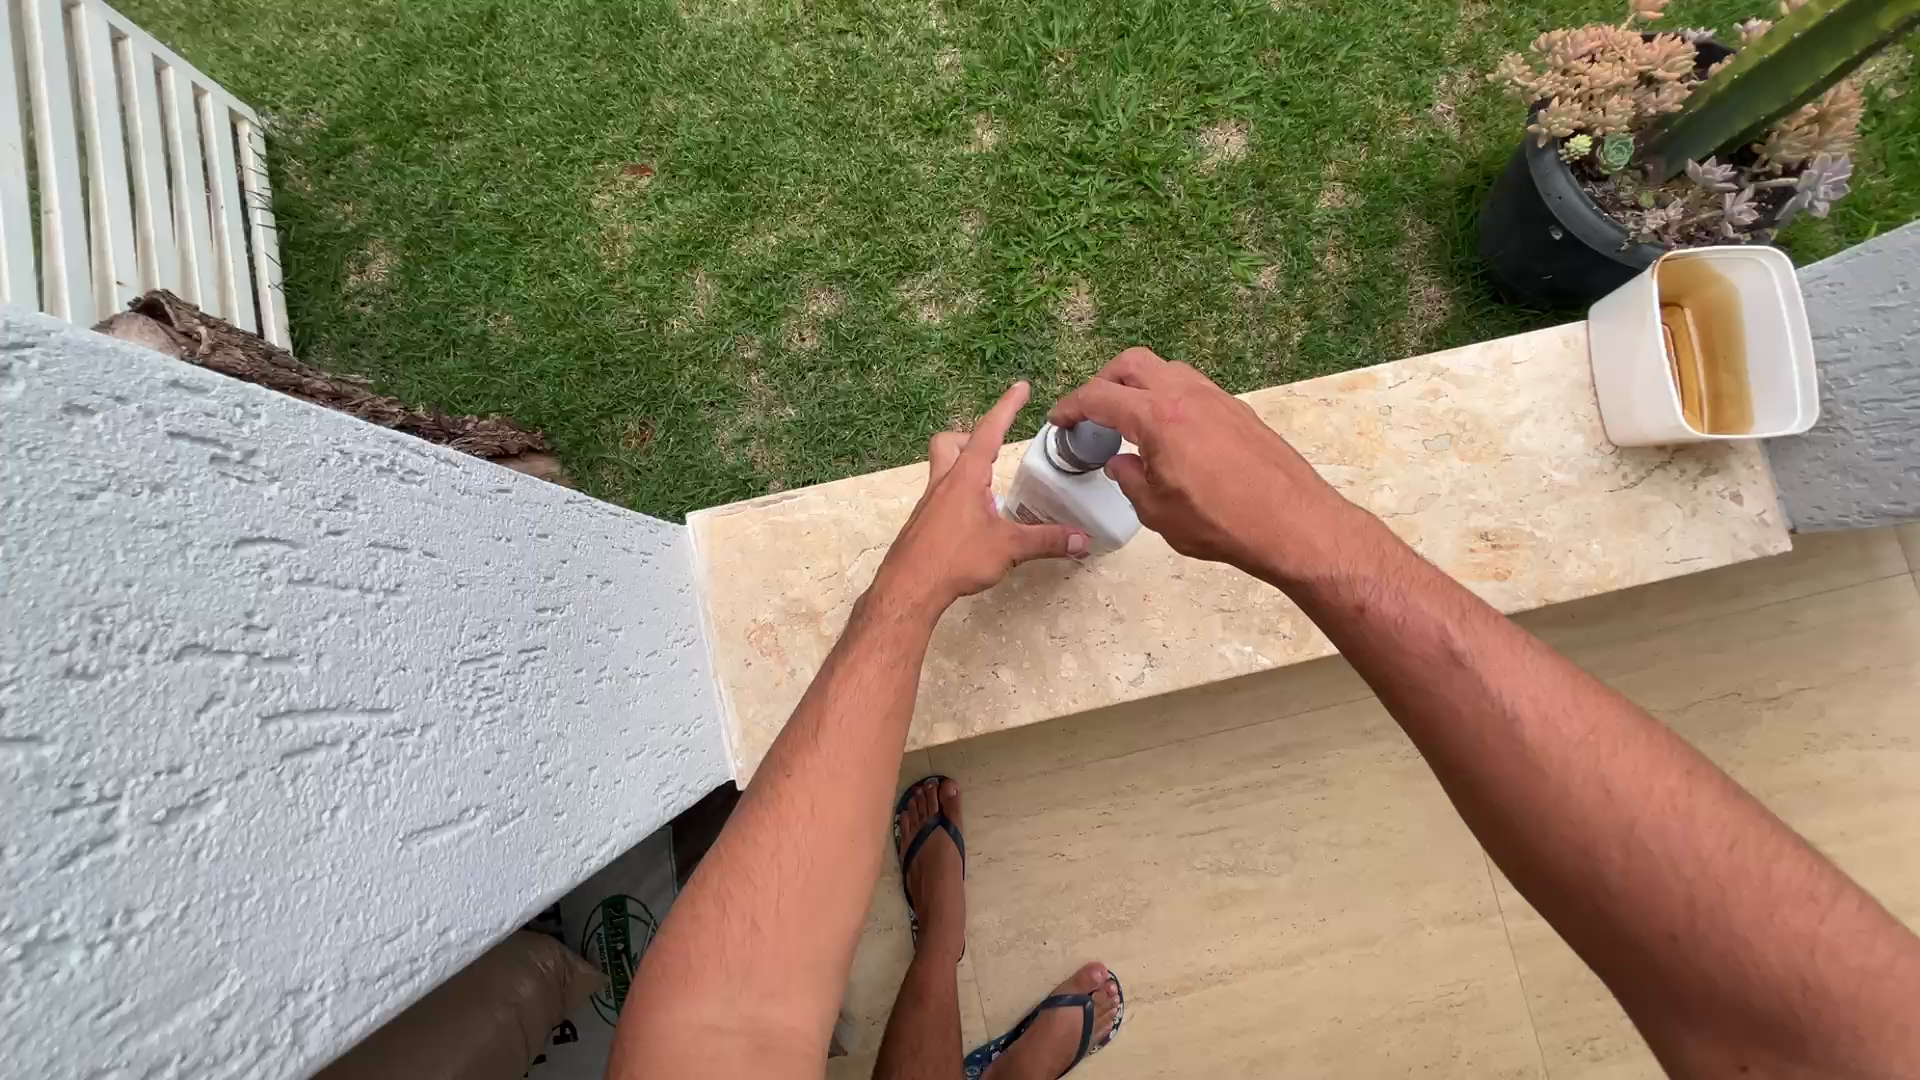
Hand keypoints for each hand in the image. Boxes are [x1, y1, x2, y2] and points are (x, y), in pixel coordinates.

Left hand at [872, 381, 1089, 615]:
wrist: (909, 587)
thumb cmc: (952, 560)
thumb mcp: (1008, 548)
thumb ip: (1046, 541)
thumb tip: (1080, 539)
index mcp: (966, 477)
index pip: (989, 431)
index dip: (1006, 407)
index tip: (1020, 387)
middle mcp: (944, 483)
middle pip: (949, 443)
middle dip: (971, 438)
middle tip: (994, 449)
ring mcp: (929, 503)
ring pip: (942, 470)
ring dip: (965, 470)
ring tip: (990, 489)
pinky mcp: (923, 523)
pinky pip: (940, 498)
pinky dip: (958, 499)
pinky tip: (973, 521)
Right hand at [1049, 347, 1363, 583]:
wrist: (1292, 524)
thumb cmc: (1224, 522)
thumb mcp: (1156, 511)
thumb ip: (1129, 480)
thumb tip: (1120, 464)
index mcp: (1158, 418)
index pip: (1100, 397)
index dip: (1071, 406)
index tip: (1060, 418)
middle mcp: (1186, 396)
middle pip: (1131, 362)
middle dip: (1103, 380)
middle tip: (1091, 410)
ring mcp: (1216, 398)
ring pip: (1165, 369)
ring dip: (1138, 384)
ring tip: (1129, 419)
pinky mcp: (1237, 410)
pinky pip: (1191, 387)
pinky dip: (1168, 397)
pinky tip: (1167, 432)